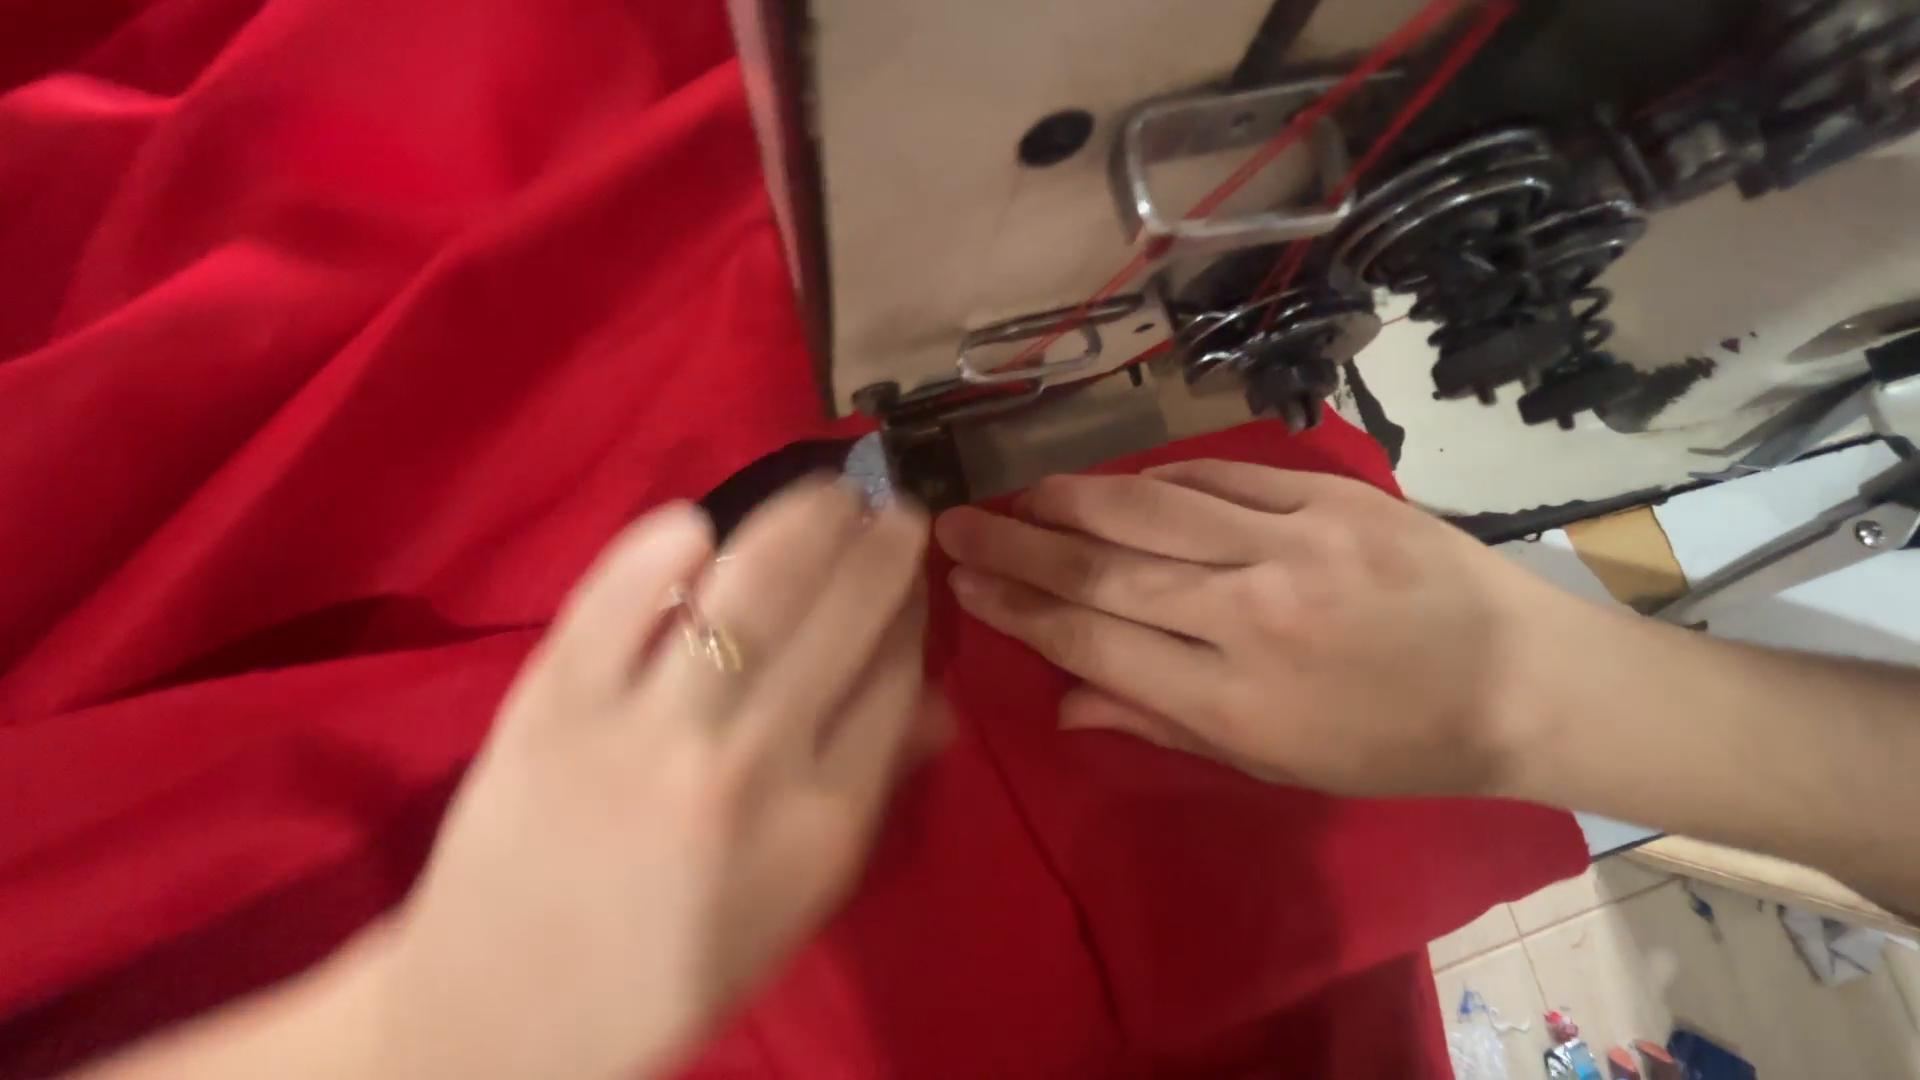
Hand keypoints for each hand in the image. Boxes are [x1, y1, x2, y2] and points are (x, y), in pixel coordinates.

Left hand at [376, 482, 934, 1079]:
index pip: (891, 679)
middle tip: (893, 505)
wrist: (500, 1020)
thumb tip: (941, 701)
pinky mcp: (550, 710)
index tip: (912, 573)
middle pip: (839, 621)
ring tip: (828, 492)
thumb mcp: (801, 899)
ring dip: (801, 524)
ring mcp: (643, 735)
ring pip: (746, 596)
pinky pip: (613, 608)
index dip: (911, 610)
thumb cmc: (676, 964)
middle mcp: (745, 770)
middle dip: (880, 549)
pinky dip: (655, 553)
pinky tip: (697, 519)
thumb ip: (872, 789)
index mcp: (819, 826)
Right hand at [935, 460, 1592, 797]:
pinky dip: (1152, 480)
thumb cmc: (1390, 743)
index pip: (1095, 640)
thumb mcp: (1271, 764)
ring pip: (1149, 511)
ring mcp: (1293, 543)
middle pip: (1106, 570)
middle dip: (1017, 547)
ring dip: (1071, 502)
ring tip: (1018, 497)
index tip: (963, 584)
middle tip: (955, 524)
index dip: (1018, 610)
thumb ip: (1158, 722)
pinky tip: (1111, 483)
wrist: (1524, 680)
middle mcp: (1252, 613)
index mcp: (1235, 698)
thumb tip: (1061, 702)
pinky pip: (1215, 477)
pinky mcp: (1328, 496)